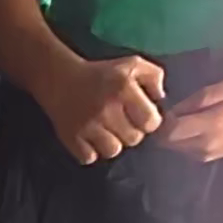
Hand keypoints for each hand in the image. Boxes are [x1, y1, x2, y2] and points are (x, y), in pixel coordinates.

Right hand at [38, 55, 166, 165]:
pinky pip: (89, 158)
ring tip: (107, 134)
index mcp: (124, 89)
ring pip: (112, 151)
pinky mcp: (71, 138)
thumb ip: (154, 76)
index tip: (141, 119)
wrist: (61, 81)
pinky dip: (91, 153)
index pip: (149, 122)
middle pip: (133, 139)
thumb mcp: (132, 65)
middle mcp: (107, 109)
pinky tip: (90, 141)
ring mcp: (88, 126)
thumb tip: (160, 99)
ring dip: (112, 145)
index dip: (149, 123)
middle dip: (131, 133)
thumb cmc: (100, 74)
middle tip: (122, 125)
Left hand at [162, 74, 222, 161]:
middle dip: (165, 130)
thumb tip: (175, 109)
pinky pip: (186, 151)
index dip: (162, 121)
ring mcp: (207, 155)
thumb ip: (202, 98)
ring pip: (175, 149)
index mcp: (209, 127)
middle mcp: (204, 146)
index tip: (166, 110)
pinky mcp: (210, 158)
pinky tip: (195, 128)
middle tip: (173, 115)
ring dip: (175, 137)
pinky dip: (184, 142)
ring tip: (185, 120)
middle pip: (168, 143)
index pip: (168, 132)